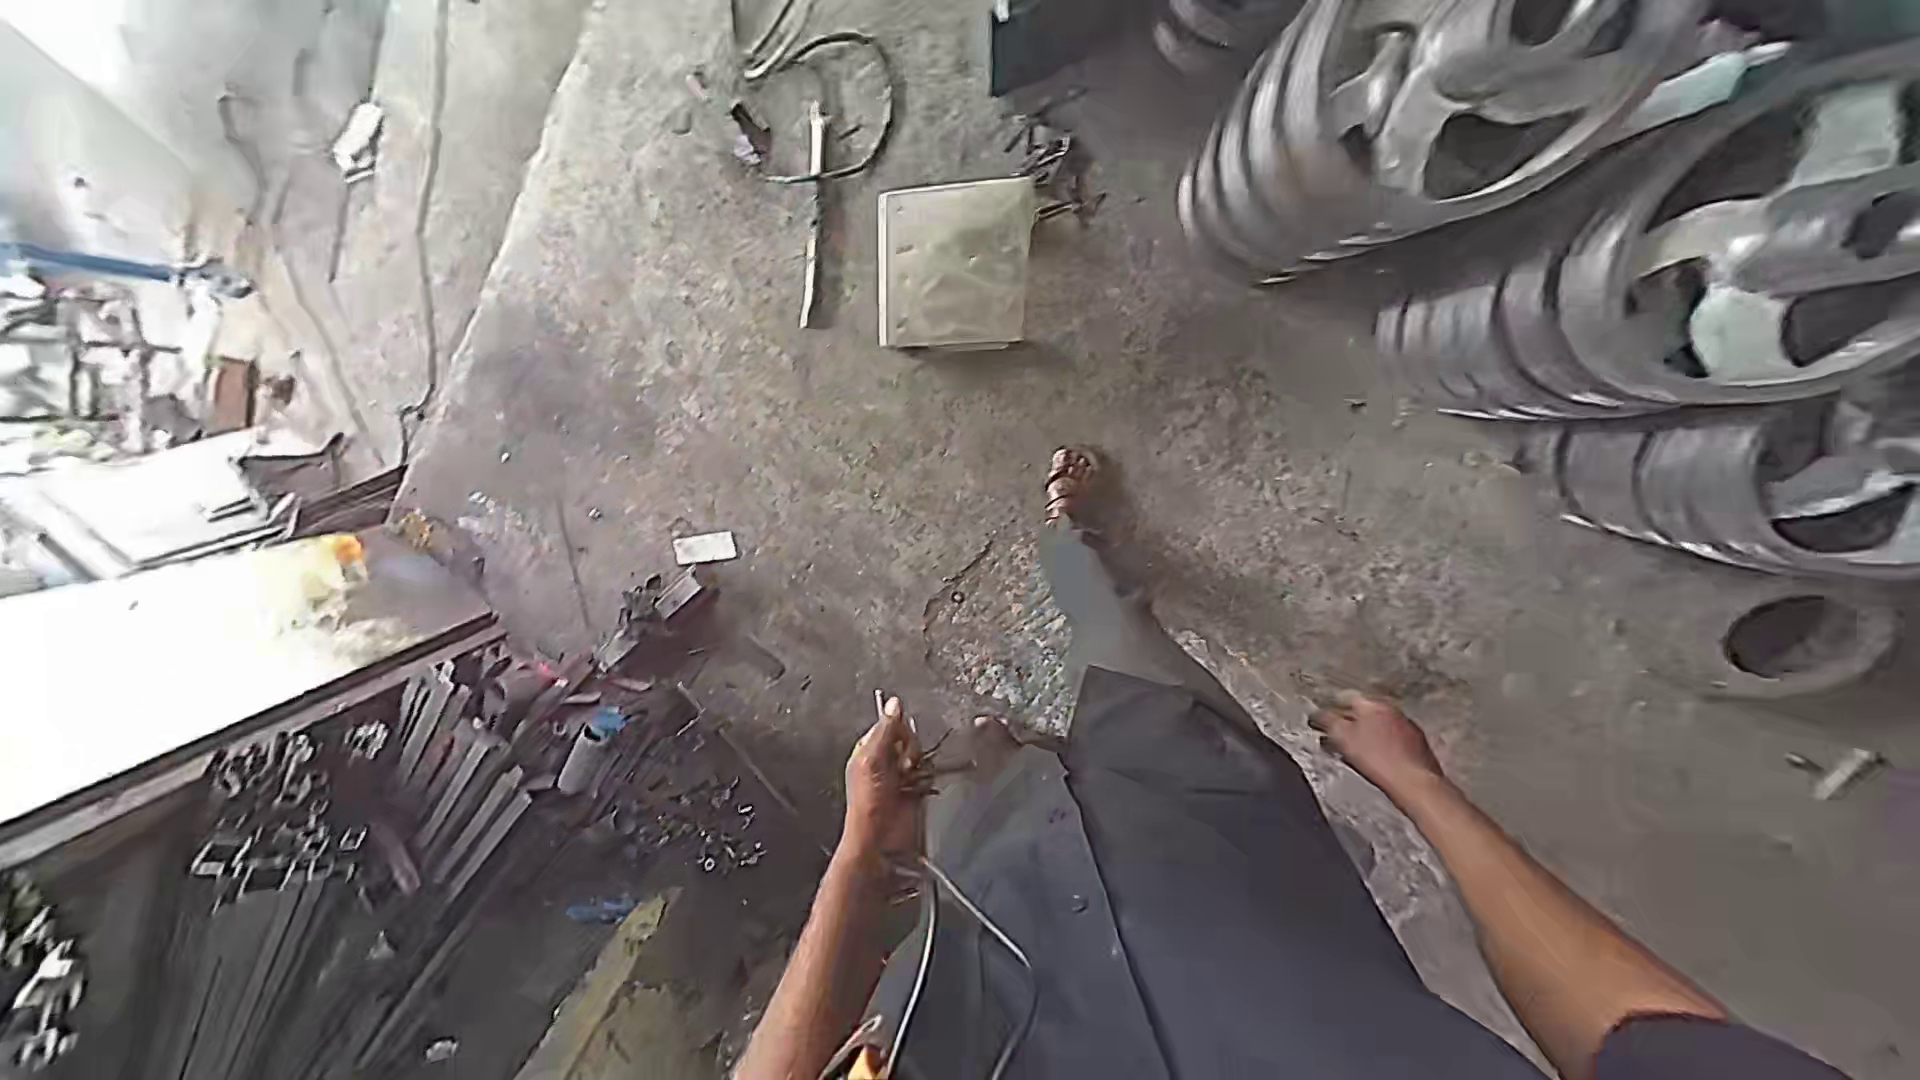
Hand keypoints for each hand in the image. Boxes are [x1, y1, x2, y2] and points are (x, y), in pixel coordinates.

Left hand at [842, 695, 925, 860]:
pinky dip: (925, 779)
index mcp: (868, 750)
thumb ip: (886, 730)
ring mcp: (899, 775)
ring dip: (918, 767)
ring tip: (907, 781)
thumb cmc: (869, 804)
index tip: (898, 743)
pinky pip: (928, 773)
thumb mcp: (873, 760)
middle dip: (909, 750)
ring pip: (920, 755)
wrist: (881, 842)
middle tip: (901, 767)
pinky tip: (917, 789)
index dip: (897, 731)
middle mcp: (883, 760)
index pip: (890, 724)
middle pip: (908, 738)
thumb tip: (894, 703)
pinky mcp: (914, 789)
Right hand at [1309, 691, 1445, 796]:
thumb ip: (1326, 721)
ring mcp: (1408, 729)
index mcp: (1373, 704)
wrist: (1415, 784)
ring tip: (1354, 753)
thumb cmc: (1379, 760)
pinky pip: (1392, 742)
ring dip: (1365, 736)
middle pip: (1362, 713)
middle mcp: (1393, 711)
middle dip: (1347, 724)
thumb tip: (1318, 715)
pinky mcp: (1418, 747)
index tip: (1322, 721)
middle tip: (1335, 739)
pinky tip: (1375, 761)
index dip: (1329, 710)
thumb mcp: (1340, 736)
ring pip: (1378, 727)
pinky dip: (1381, 748)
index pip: (1344, 698)